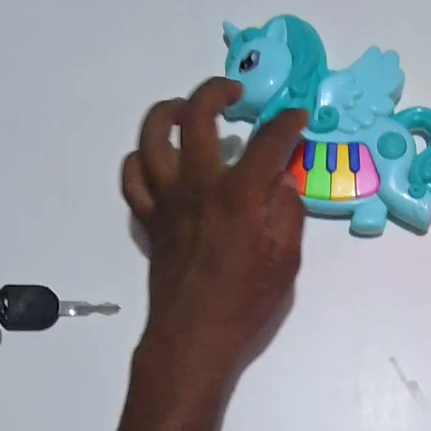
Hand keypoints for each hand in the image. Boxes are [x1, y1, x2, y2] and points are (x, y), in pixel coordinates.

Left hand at [121, 78, 308, 388]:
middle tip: (237, 95)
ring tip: (187, 112)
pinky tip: (159, 161)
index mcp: (239, 195)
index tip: (297, 118)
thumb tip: (283, 181)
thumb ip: (288, 214)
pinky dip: (142, 160)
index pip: (267, 141)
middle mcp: (198, 185)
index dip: (286, 123)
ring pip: (153, 135)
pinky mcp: (150, 220)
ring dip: (170, 112)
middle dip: (219, 91)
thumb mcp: (285, 263)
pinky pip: (133, 177)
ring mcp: (168, 200)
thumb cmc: (244, 306)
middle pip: (199, 114)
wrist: (193, 338)